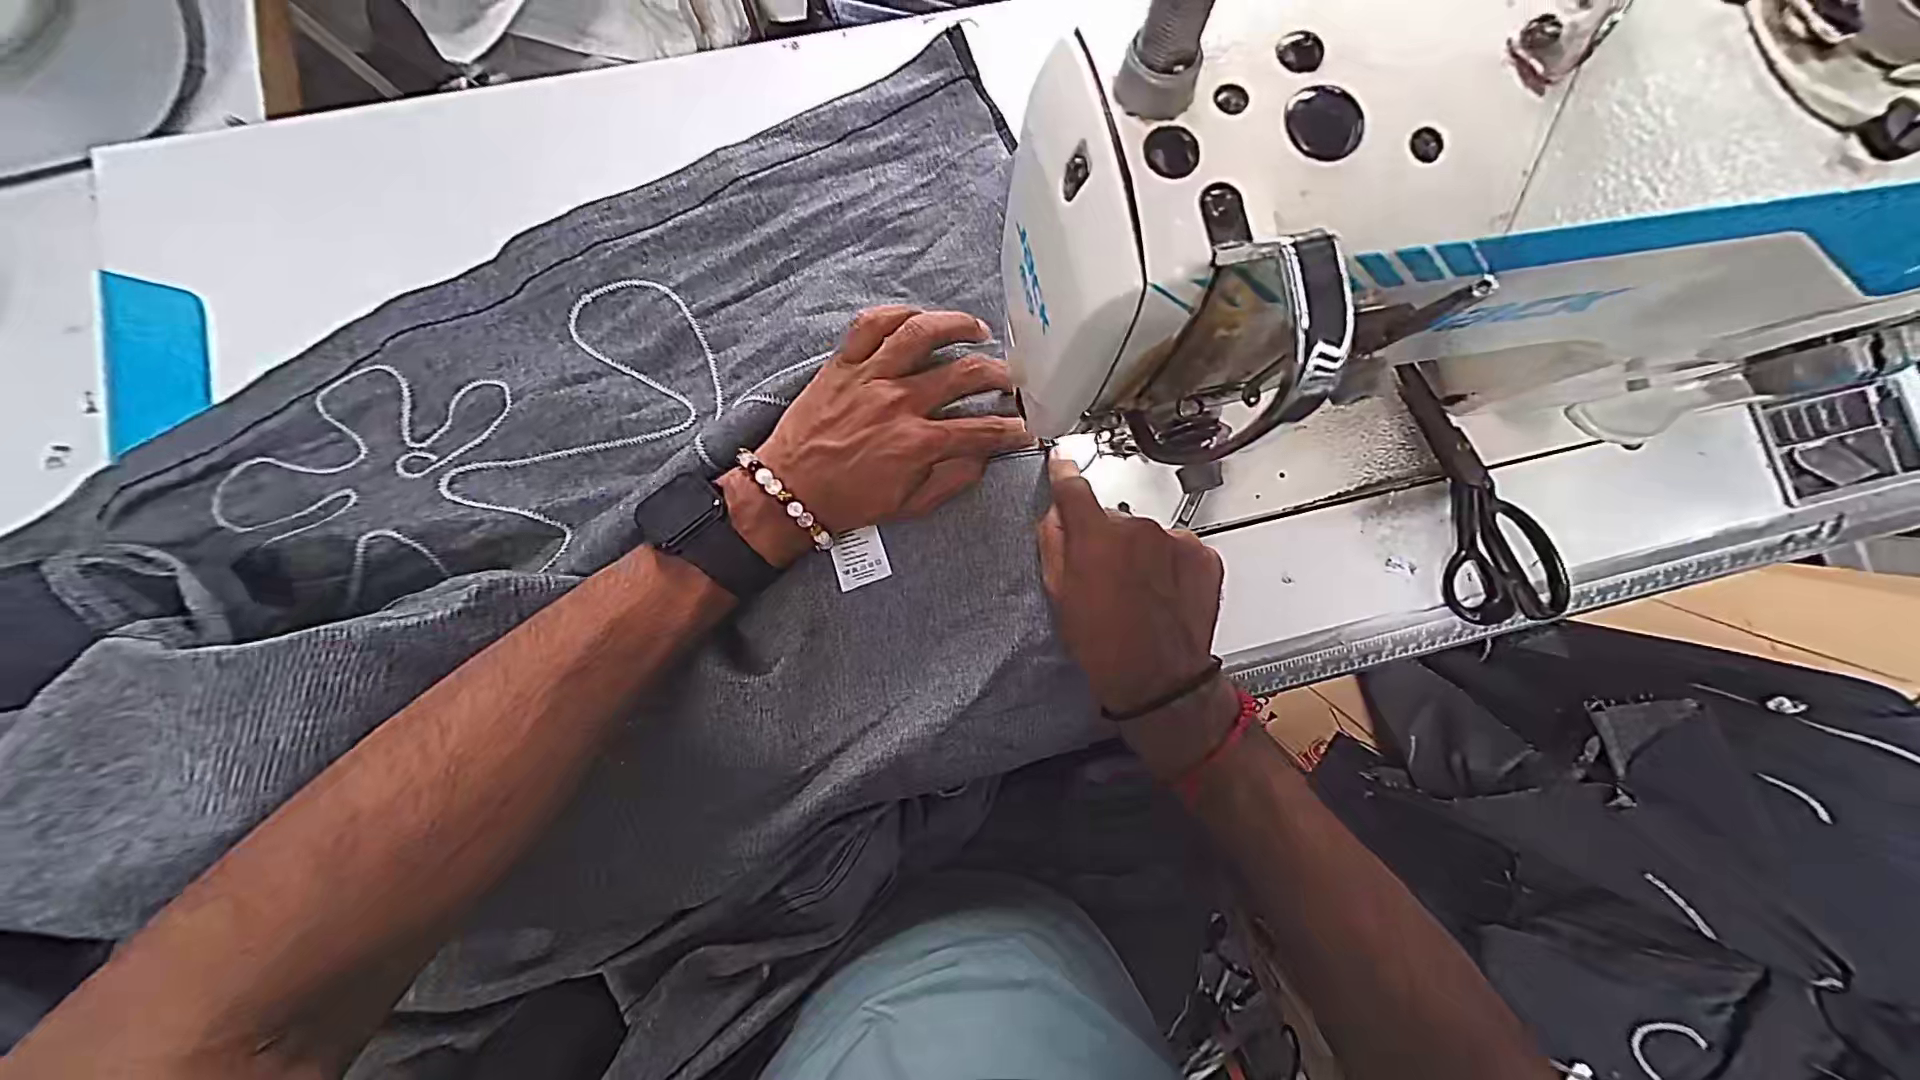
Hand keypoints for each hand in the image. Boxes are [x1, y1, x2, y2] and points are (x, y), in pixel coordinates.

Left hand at [725, 307, 1032, 565]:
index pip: (982, 429)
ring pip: (922, 333)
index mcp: (917, 444)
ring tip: (976, 330)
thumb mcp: (909, 504)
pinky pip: (872, 324)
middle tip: (1007, 379)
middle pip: (964, 373)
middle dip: (998, 374)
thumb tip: (981, 458)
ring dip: (957, 326)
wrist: (792, 492)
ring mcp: (869, 379)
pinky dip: (898, 314)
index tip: (1023, 427)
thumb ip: (951, 480)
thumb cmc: (847, 501)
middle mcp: (898, 404)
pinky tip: (917, 318)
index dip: (1011, 428)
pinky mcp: (842, 366)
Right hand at [1038, 452, 1237, 776]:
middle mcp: (1136, 528)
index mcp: (1095, 535)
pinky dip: (1168, 563)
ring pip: (1147, 534)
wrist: (1157, 678)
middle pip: (1113, 518)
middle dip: (1107, 539)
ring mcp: (1173, 540)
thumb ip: (1053, 545)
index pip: (1074, 487)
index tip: (1062, 462)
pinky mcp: (1201, 554)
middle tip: (1106, 578)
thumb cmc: (1105, 645)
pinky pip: (1176, 546)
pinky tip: (1161, 592)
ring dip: (1141, 553)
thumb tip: (1055, 518)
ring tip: (1138, 592)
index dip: (1064, 473)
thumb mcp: (1059, 595)